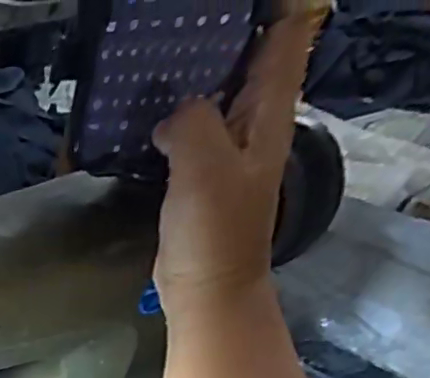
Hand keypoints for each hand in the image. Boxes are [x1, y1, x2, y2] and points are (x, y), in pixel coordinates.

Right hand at [151, 6, 323, 314]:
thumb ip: (193, 119)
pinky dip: (170, 113)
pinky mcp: (195, 177)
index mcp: (268, 113)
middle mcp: (251, 124)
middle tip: (177, 21)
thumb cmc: (213, 235)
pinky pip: (186, 128)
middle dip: (219, 34)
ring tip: (156, 51)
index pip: (283, 36)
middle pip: (246, 57)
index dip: (268, 8)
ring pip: (212, 92)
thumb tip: (172, 114)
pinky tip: (145, 107)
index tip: (225, 5)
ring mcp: (223, 152)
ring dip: (190, 72)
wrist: (206, 295)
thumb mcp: (205, 165)